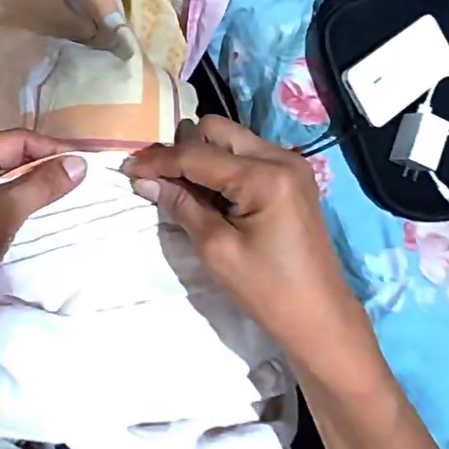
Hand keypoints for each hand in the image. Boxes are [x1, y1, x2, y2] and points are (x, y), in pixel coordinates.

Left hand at [0, 130, 86, 325]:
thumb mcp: (5, 210)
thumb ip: (43, 183)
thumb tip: (81, 162)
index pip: (18, 140)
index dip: (55, 148)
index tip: (93, 159)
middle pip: (15, 157)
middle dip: (49, 164)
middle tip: (91, 173)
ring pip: (11, 180)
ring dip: (41, 183)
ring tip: (78, 188)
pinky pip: (5, 201)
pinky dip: (28, 202)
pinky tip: (50, 207)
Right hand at [124, 116, 379, 385]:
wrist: (320, 318)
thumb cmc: (267, 289)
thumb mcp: (215, 248)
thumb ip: (181, 204)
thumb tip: (144, 180)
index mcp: (264, 176)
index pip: (196, 154)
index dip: (158, 160)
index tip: (128, 169)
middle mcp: (280, 157)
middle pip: (215, 130)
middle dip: (181, 150)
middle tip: (157, 178)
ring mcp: (290, 164)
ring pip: (229, 139)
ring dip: (200, 157)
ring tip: (179, 188)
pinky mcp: (291, 177)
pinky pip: (244, 155)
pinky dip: (220, 166)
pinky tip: (207, 193)